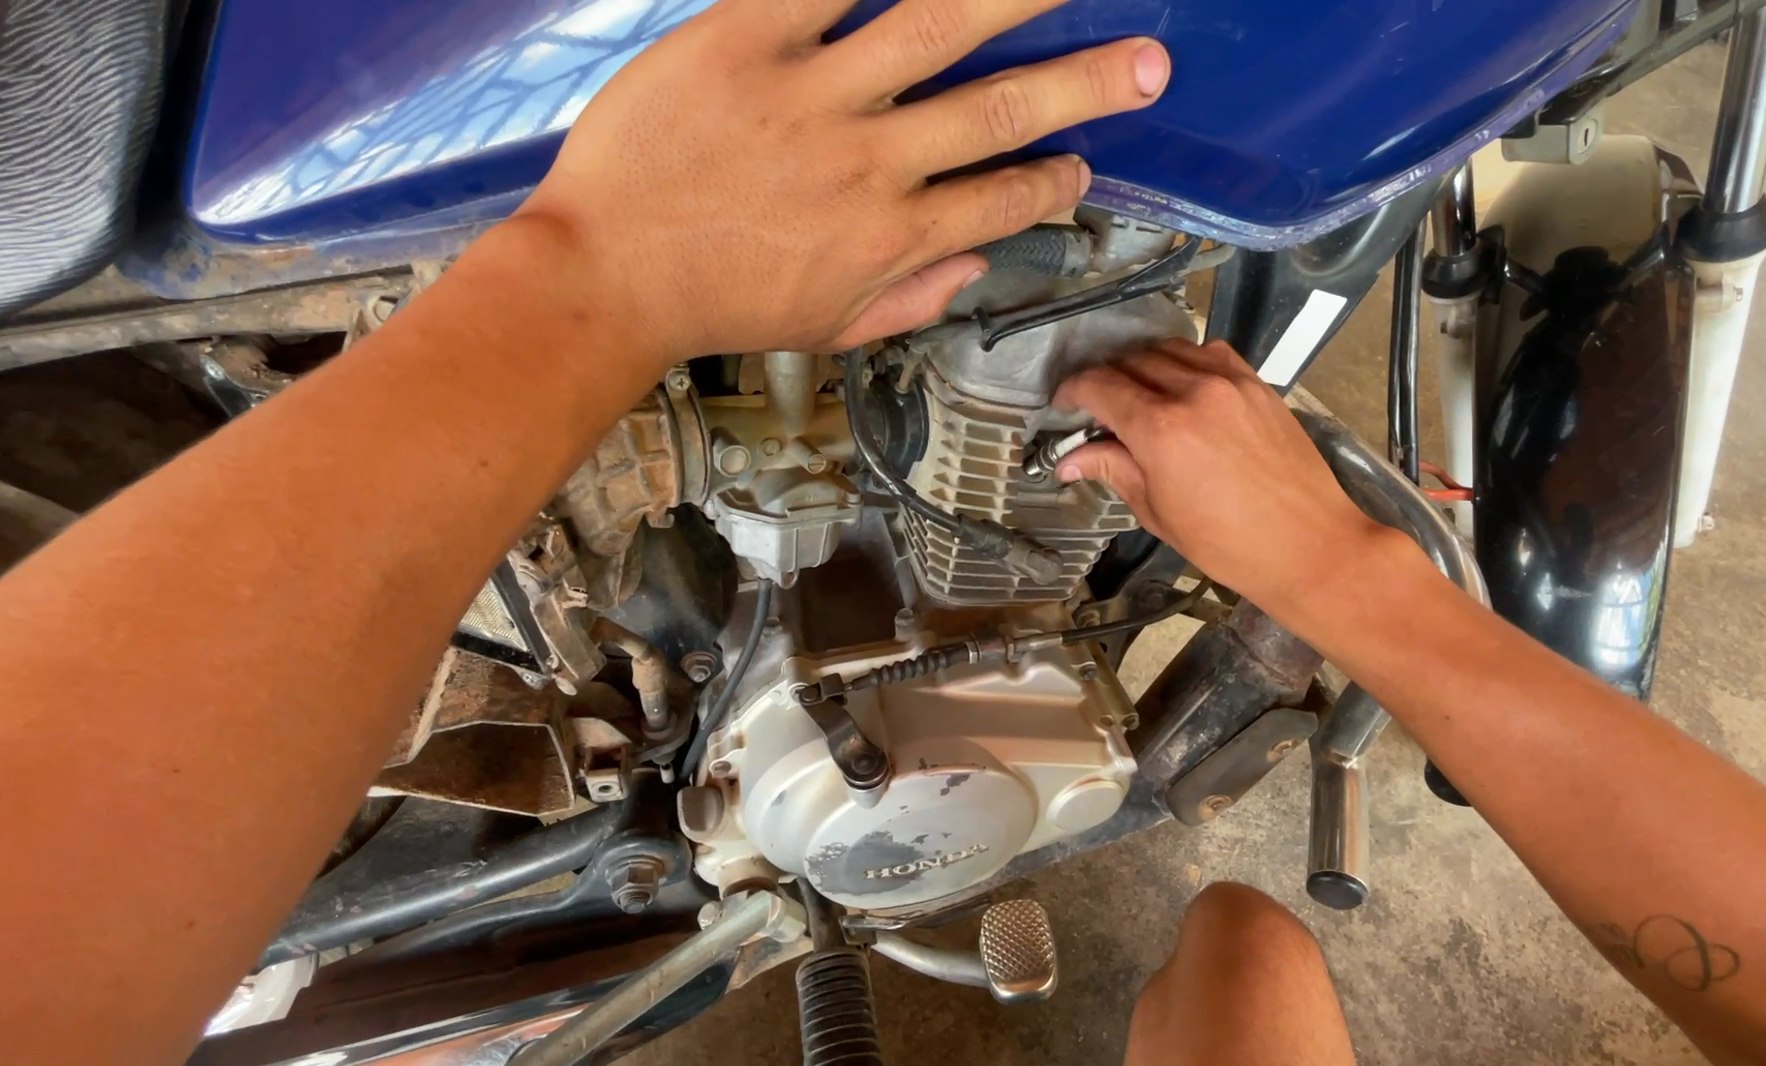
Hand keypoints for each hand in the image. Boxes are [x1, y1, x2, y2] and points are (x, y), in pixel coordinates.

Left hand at [519, 0, 1170, 358]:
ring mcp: (813, 94)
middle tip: (1148, 63)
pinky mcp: (745, 38)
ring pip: (935, 23)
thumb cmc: (724, 308)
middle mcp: (872, 163)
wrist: (612, 276)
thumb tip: (976, 264)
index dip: (1053, 183)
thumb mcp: (830, 331)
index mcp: (893, 238)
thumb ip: (912, 300)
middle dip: (1086, 85)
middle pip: (1000, 112)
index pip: (1001, 201)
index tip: (1083, 167)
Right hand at [1054, 340, 1401, 619]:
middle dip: (1105, 379)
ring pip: (1169, 349)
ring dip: (1142, 364)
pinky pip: (1210, 352)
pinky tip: (1182, 384)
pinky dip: (1185, 360)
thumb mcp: (1156, 511)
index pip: (1100, 387)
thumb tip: (1068, 461)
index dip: (1073, 391)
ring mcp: (1230, 382)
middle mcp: (1193, 391)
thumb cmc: (1224, 542)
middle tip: (1096, 407)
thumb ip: (1113, 470)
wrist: (1306, 544)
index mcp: (1160, 428)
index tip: (1063, 404)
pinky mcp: (1257, 384)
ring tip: (1136, 391)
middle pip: (1131, 362)